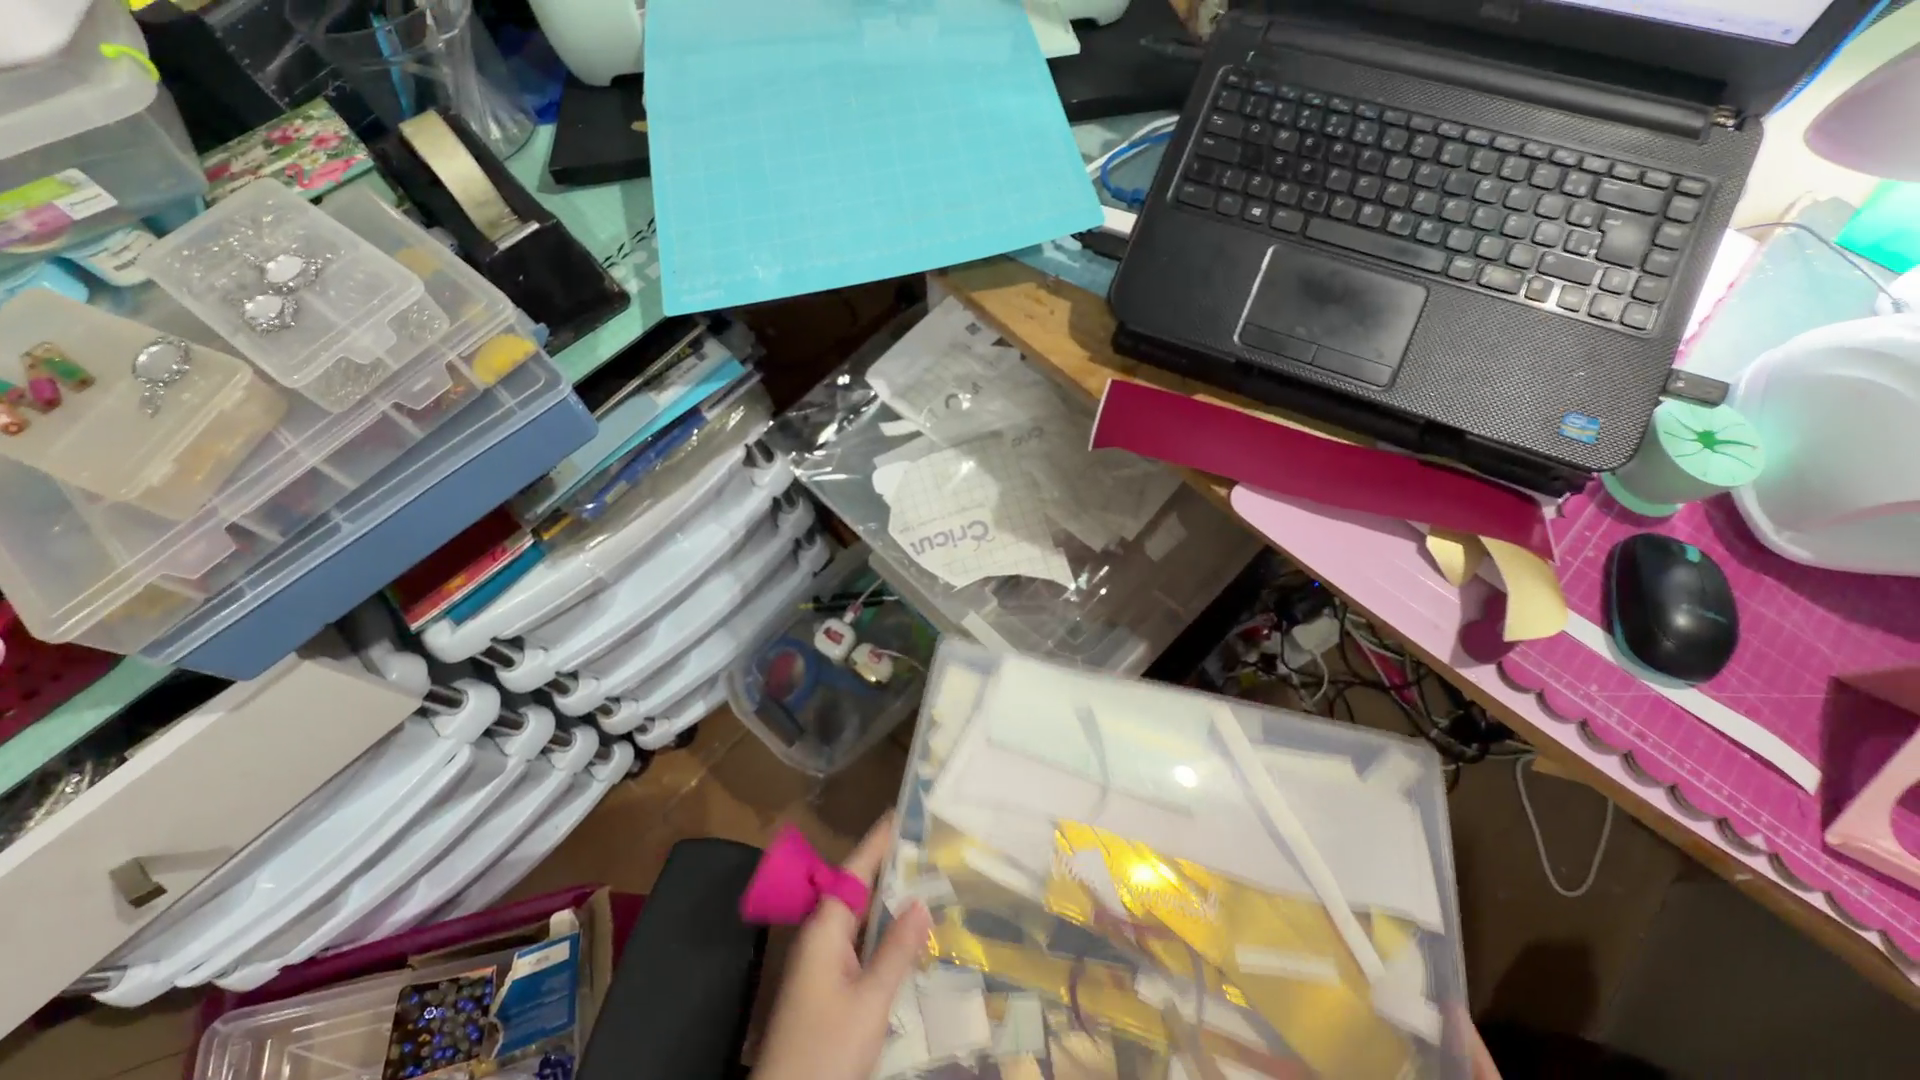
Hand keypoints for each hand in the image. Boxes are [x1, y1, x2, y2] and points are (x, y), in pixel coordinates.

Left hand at [752, 815, 934, 1079]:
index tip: (899, 812)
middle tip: (926, 843)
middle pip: (856, 890)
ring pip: (859, 918)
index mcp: (825, 930)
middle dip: (888, 866)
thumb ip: (896, 951)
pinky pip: (858, 943)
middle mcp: (820, 938)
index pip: (855, 871)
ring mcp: (821, 964)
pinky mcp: (827, 986)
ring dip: (888, 899)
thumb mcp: (870, 1000)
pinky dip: (883, 931)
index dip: (877, 842)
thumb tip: (920, 900)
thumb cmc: (827, 1047)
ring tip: (925, 877)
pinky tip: (907, 934)